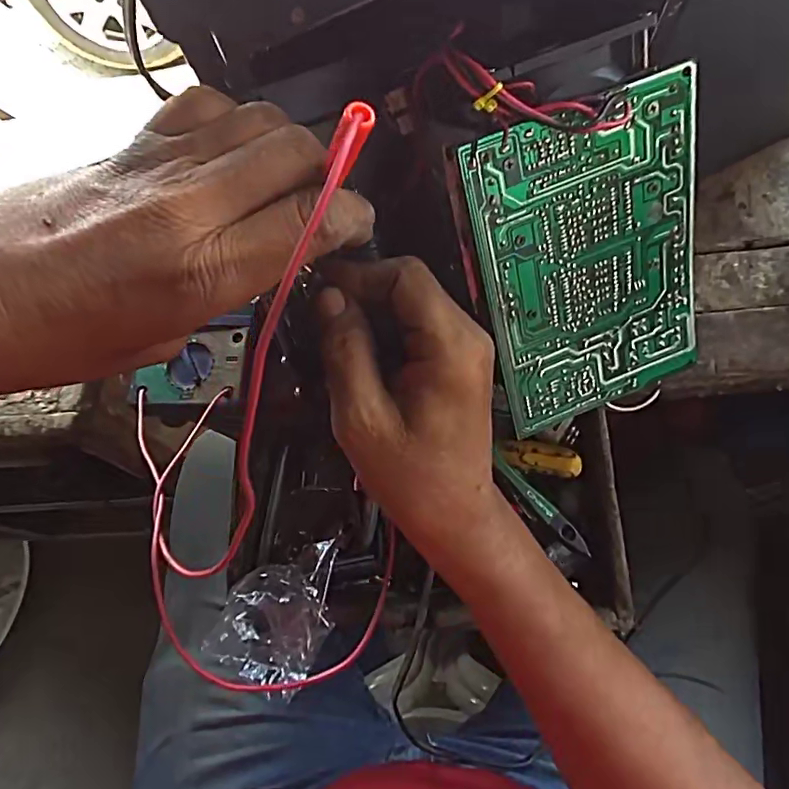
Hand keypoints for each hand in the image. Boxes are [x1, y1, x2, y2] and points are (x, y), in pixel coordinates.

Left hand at [0, 88, 374, 417]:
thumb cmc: (47, 340)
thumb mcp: (159, 341)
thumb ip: (230, 289)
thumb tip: (274, 254)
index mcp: (199, 270)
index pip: (311, 216)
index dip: (352, 214)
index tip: (358, 221)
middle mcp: (185, 206)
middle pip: (297, 151)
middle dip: (332, 169)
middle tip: (327, 195)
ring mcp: (153, 163)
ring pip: (259, 117)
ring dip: (289, 141)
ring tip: (284, 172)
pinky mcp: (125, 141)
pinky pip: (204, 104)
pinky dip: (233, 119)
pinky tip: (227, 147)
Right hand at [314, 257, 503, 561]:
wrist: (455, 514)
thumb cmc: (414, 479)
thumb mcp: (363, 418)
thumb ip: (345, 351)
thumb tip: (330, 299)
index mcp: (452, 345)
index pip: (406, 275)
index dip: (359, 275)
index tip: (320, 290)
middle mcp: (468, 336)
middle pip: (410, 284)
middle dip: (363, 295)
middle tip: (322, 320)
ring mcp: (466, 346)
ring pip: (410, 302)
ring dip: (372, 314)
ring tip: (337, 342)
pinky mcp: (457, 358)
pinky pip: (416, 325)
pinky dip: (385, 332)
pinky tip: (362, 357)